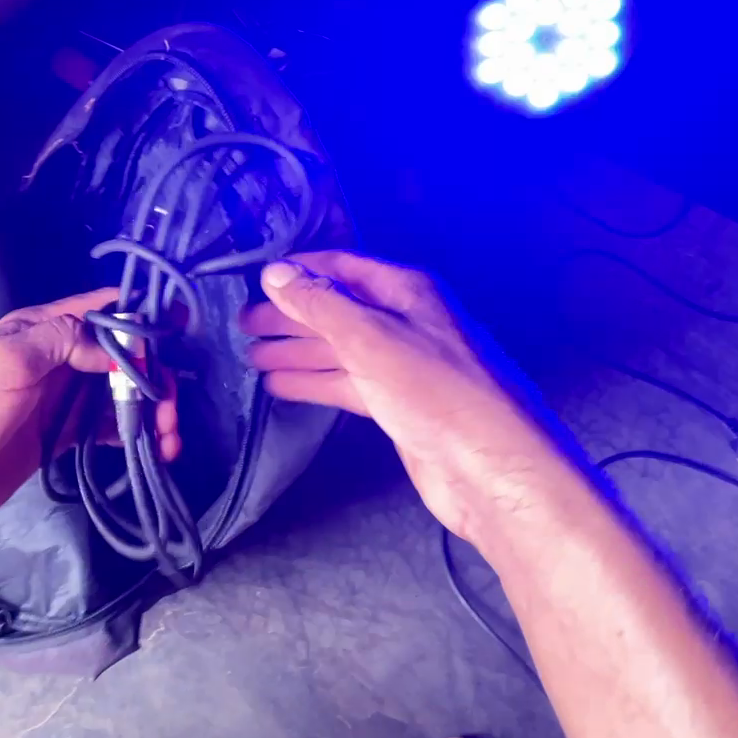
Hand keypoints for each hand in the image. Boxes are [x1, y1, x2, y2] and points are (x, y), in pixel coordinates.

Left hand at [0, 288, 180, 539]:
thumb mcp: (12, 359)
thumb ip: (65, 339)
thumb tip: (119, 346)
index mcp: (42, 328)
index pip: (101, 309)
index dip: (140, 315)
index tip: (179, 328)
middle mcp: (57, 357)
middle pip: (119, 355)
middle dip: (152, 375)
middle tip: (171, 407)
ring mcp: (60, 398)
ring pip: (118, 393)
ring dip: (149, 409)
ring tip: (169, 438)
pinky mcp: (61, 435)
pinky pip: (106, 427)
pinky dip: (132, 434)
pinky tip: (153, 450)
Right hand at [241, 251, 564, 540]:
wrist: (494, 470)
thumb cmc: (436, 391)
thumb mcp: (371, 338)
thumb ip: (320, 303)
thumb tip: (275, 273)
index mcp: (405, 291)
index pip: (341, 266)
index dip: (298, 270)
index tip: (256, 280)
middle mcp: (404, 321)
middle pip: (336, 309)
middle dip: (290, 315)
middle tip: (243, 324)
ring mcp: (402, 365)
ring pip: (338, 349)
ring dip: (296, 350)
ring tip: (252, 356)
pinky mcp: (399, 405)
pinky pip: (346, 383)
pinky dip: (313, 382)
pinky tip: (281, 386)